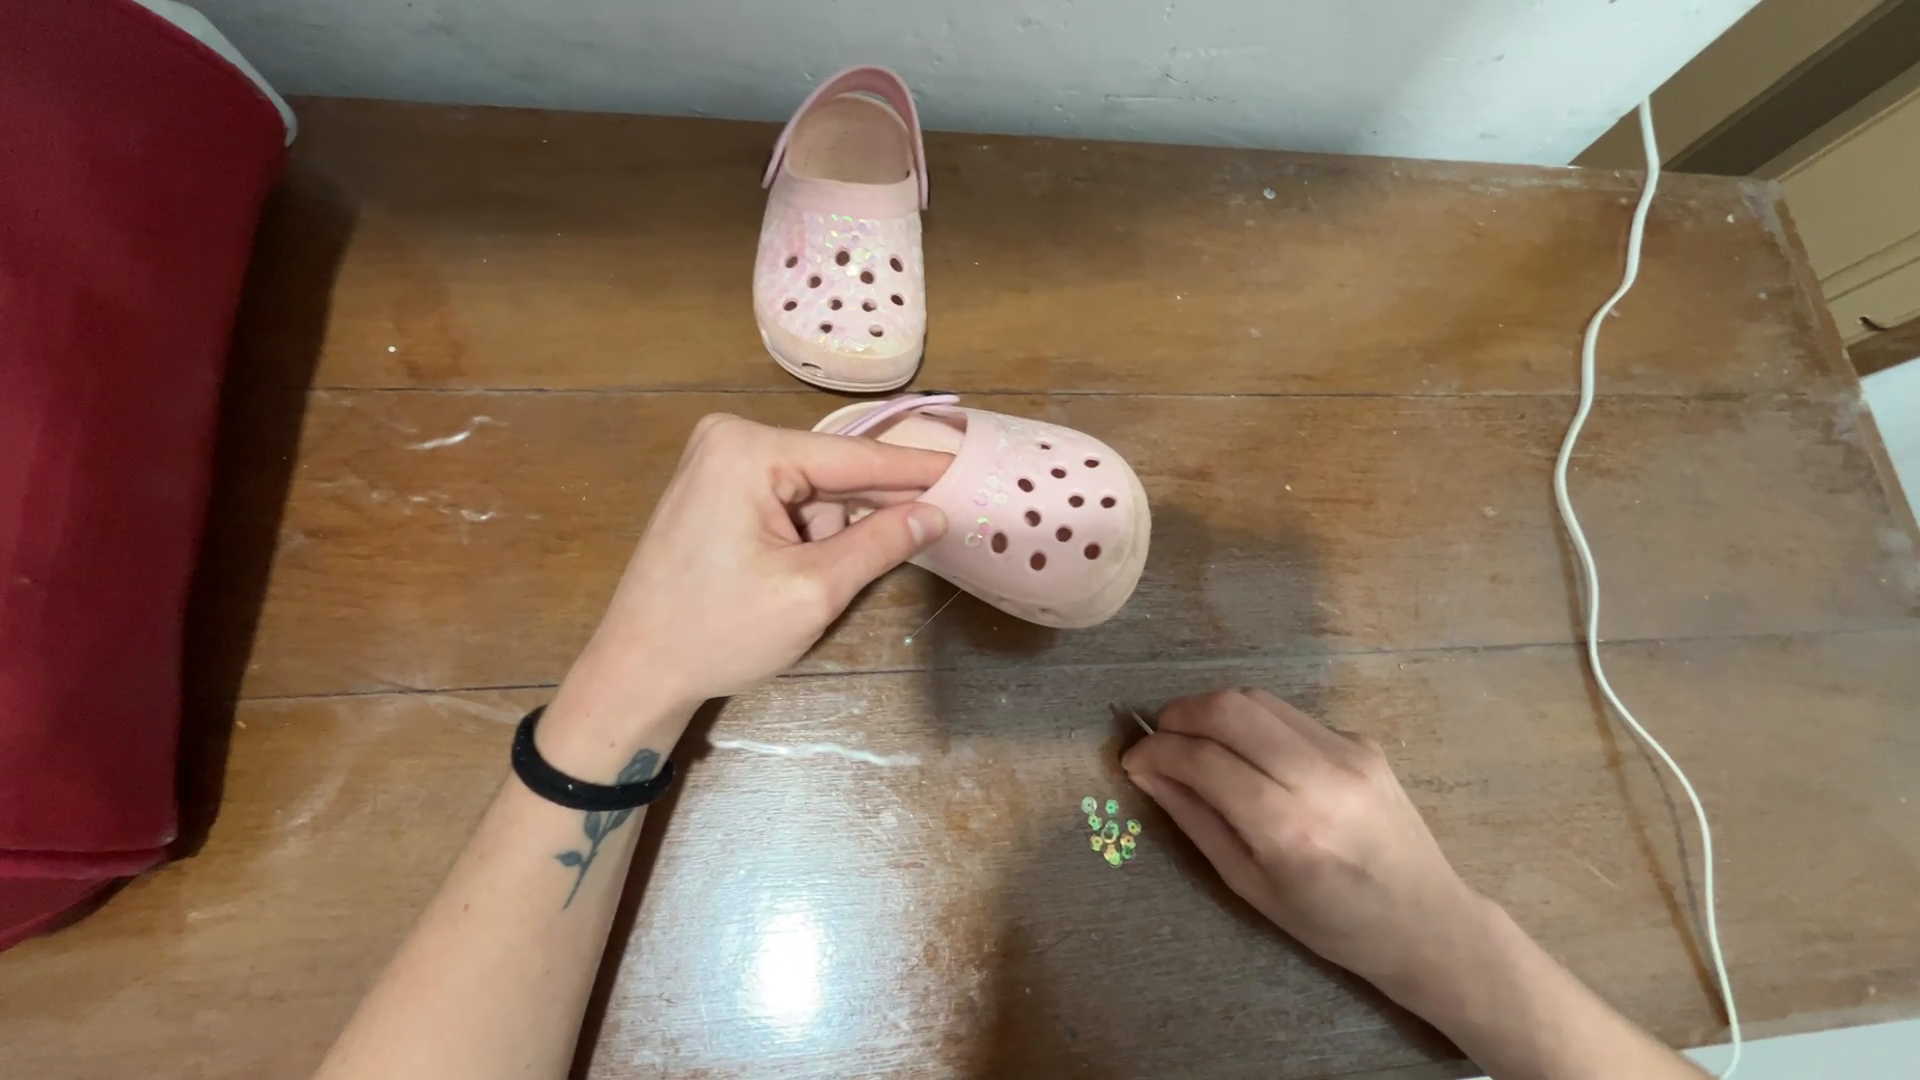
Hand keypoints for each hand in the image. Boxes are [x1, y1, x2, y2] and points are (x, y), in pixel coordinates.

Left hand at [565, 414, 949, 719]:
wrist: (635, 672)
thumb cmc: (719, 632)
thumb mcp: (813, 590)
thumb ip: (880, 544)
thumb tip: (935, 512)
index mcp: (749, 450)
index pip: (855, 457)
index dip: (917, 467)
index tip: (966, 464)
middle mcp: (731, 440)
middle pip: (833, 474)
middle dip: (867, 514)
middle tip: (917, 533)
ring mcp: (718, 463)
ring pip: (813, 493)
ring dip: (829, 537)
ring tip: (801, 584)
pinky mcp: (715, 490)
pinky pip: (787, 503)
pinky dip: (807, 537)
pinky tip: (790, 575)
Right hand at [1122, 689, 1489, 1000]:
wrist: (1429, 922)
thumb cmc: (1330, 921)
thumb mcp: (1247, 884)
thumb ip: (1192, 818)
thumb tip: (1145, 770)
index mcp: (1289, 828)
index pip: (1201, 759)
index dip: (1155, 751)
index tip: (1133, 759)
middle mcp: (1319, 776)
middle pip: (1227, 707)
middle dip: (1178, 715)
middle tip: (1161, 740)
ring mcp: (1346, 750)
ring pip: (1254, 697)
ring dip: (1211, 710)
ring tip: (1196, 741)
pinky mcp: (1359, 739)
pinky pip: (1285, 713)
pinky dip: (1250, 722)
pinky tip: (1249, 753)